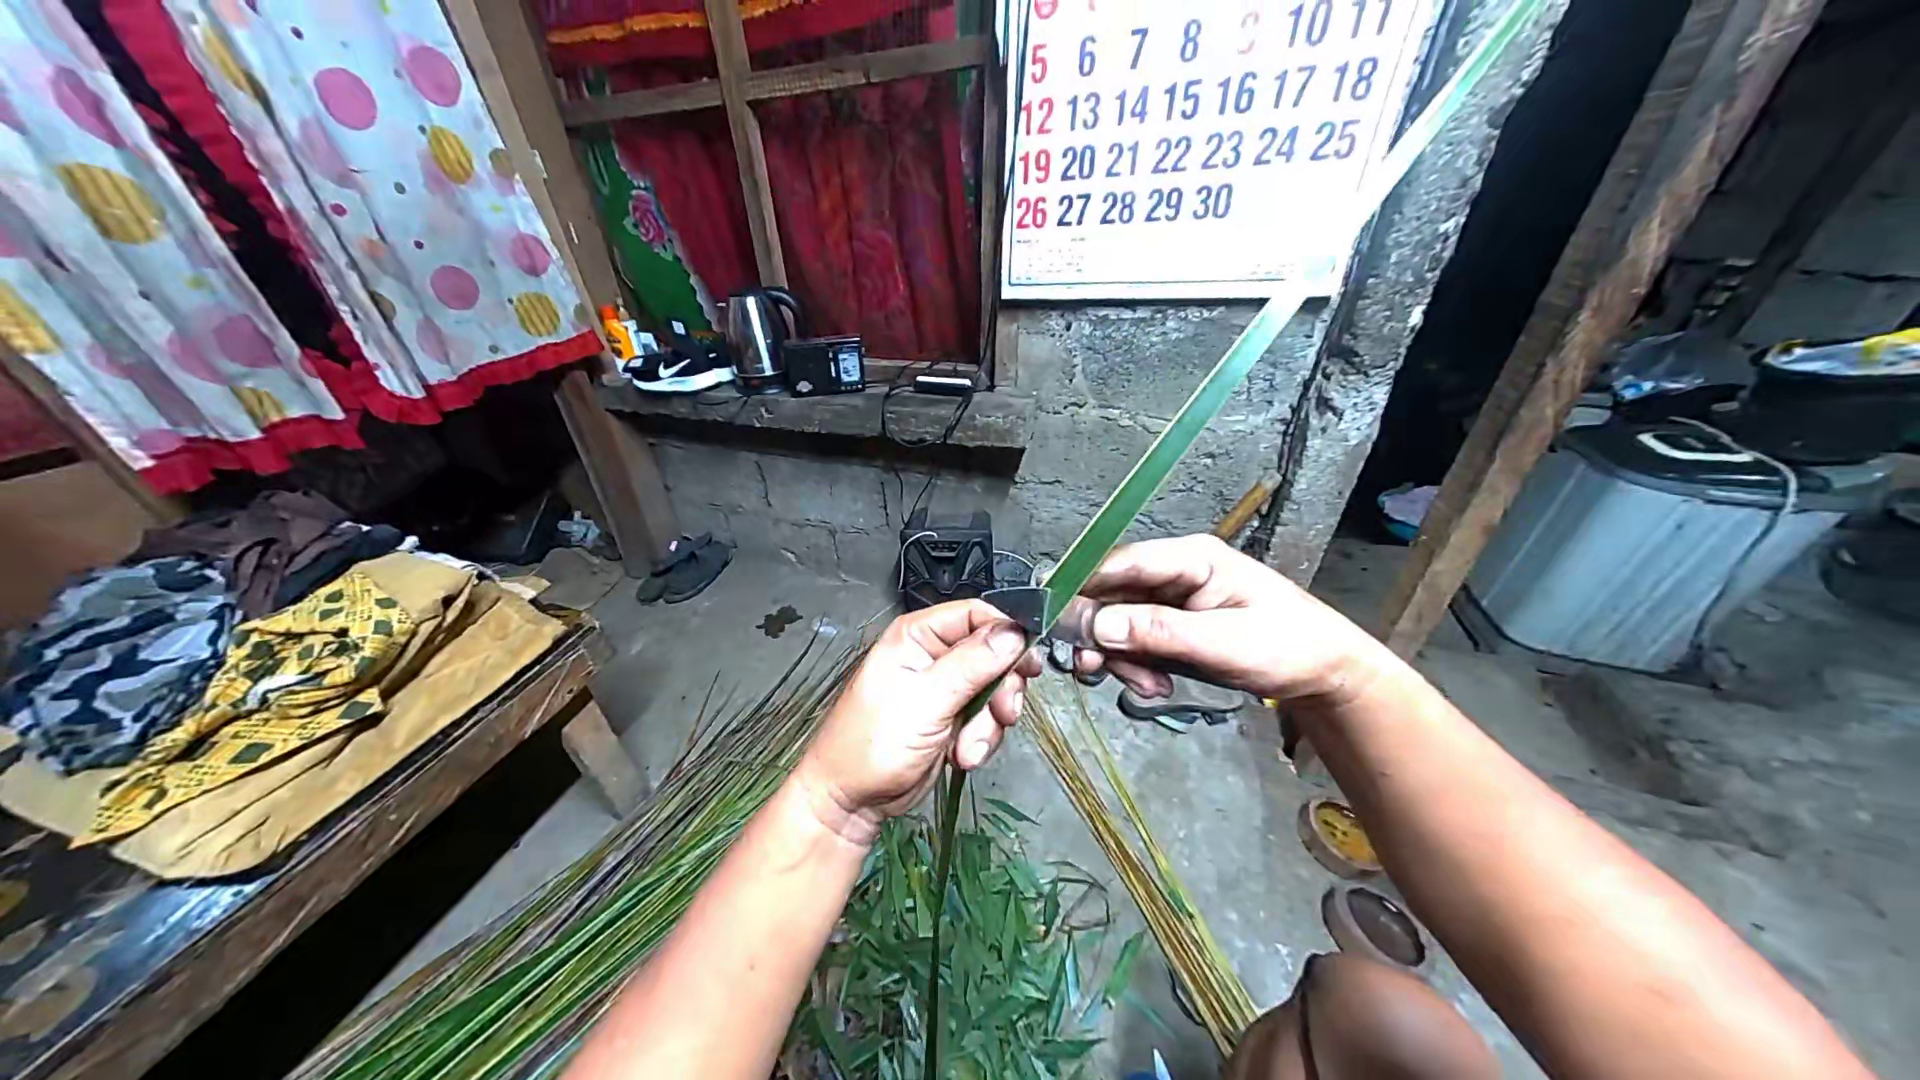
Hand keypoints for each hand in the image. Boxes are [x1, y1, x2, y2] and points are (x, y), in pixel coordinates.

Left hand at [794, 600, 1041, 842]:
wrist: (851, 801)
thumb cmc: (874, 742)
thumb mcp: (927, 699)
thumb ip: (973, 664)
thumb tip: (1014, 632)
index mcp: (917, 635)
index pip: (975, 615)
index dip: (1006, 634)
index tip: (1028, 661)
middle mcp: (933, 655)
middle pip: (993, 654)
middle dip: (1003, 688)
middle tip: (1005, 713)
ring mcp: (944, 689)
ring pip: (995, 690)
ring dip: (990, 722)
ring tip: (969, 747)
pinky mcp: (953, 718)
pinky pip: (985, 719)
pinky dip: (981, 740)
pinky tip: (962, 757)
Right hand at [1059, 534, 1394, 705]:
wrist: (1324, 674)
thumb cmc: (1288, 646)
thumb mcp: (1225, 642)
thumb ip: (1160, 631)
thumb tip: (1097, 625)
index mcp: (1191, 558)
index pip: (1122, 562)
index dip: (1084, 585)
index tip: (1054, 615)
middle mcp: (1173, 573)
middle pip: (1112, 595)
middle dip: (1102, 633)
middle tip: (1095, 666)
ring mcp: (1170, 601)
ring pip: (1117, 622)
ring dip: (1119, 656)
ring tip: (1145, 686)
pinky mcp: (1170, 626)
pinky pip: (1134, 641)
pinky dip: (1134, 665)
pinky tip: (1152, 685)